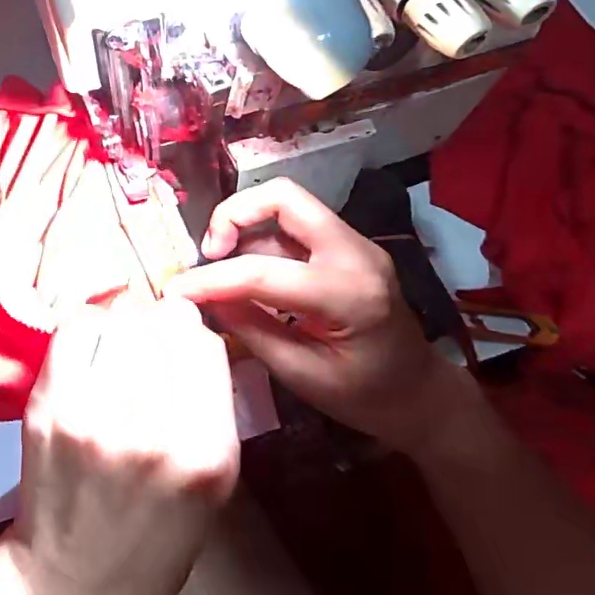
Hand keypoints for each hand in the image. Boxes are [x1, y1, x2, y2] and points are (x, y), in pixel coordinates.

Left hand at [0, 299, 238, 594]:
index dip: (195, 337)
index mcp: (205, 453)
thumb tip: (195, 333)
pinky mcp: (47, 407)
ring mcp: (93, 415)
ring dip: (126, 324)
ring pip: (122, 319)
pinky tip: (91, 350)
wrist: (73, 583)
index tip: (183, 343)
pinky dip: (88, 328)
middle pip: (164, 325)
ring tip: (121, 348)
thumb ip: (214, 407)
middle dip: (162, 325)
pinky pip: (76, 328)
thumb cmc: (156, 541)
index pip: (205, 346)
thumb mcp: (215, 483)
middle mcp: (152, 430)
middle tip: (150, 342)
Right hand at [164, 178, 461, 449]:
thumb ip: (249, 328)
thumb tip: (201, 298)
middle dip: (232, 215)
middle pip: (283, 197)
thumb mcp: (300, 374)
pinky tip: (245, 271)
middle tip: (208, 253)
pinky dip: (260, 238)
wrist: (420, 393)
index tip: (175, 290)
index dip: (211, 280)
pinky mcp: (345, 246)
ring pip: (286, 206)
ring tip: (219, 265)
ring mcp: (353, 244)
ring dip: (244, 226)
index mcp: (348, 294)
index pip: (263, 271)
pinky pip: (293, 226)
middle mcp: (354, 253)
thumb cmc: (365, 397)